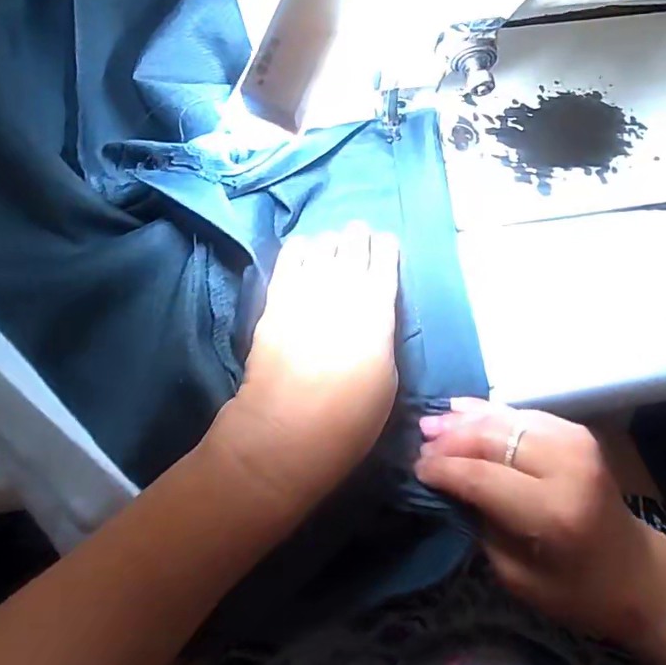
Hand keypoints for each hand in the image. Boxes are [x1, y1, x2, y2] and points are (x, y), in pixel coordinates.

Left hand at [206, 223, 400, 514]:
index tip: (386, 245)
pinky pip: (289, 257)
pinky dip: (299, 248)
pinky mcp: (277, 297)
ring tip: (332, 245)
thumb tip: (372, 317)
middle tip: (359, 235)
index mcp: (378, 307)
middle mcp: (345, 287)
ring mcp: (308, 288)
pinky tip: (304, 249)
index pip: (385, 258)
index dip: (386, 247)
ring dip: (330, 241)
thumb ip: (381, 334)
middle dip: (358, 236)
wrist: (288, 428)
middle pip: (353, 243)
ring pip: (322, 244)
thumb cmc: (350, 416)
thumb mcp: (388, 376)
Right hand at [415, 398, 665, 643]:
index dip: (443, 469)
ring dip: (466, 419)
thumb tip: (445, 480)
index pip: (482, 476)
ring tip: (433, 422)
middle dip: (451, 439)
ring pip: (505, 418)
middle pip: (492, 439)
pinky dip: (490, 412)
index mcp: (555, 512)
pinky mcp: (576, 430)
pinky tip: (463, 410)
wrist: (636, 571)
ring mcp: (576, 441)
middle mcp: (568, 466)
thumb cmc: (576, 590)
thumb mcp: (516, 575)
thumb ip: (481, 522)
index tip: (416, 467)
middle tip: (419, 441)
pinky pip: (522, 414)